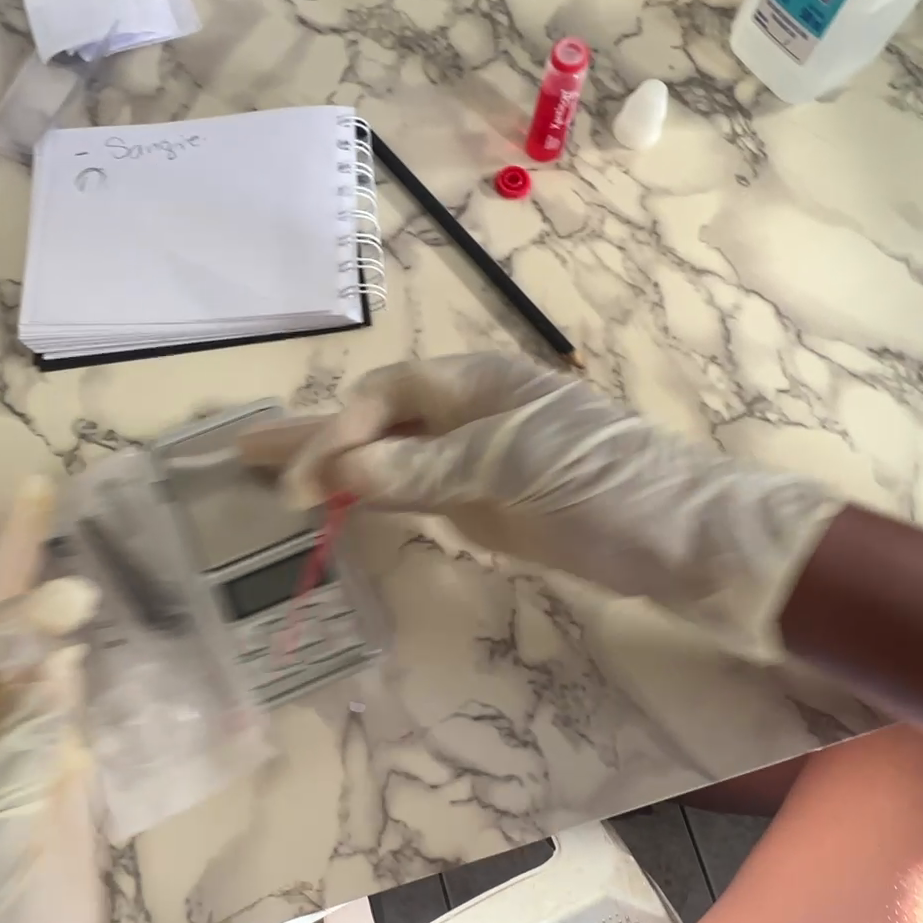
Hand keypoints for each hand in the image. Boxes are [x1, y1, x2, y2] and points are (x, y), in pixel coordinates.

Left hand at [0, 477, 106, 922]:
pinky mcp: (54, 753)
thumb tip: (58, 664)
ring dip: (41, 589)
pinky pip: (64, 685)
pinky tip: (90, 613)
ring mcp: (9, 735)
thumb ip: (21, 743)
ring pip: (27, 648)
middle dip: (7, 561)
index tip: (71, 601)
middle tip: (37, 488)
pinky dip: (76, 642)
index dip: (9, 619)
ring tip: (59, 522)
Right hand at [284, 353, 842, 660]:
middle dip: (315, 438)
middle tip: (244, 448)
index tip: (298, 479)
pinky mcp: (482, 505)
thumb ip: (420, 469)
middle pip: (376, 422)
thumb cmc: (601, 481)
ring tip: (277, 479)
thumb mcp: (508, 466)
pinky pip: (414, 496)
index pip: (384, 398)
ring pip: (389, 461)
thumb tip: (339, 473)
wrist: (679, 539)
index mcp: (474, 384)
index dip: (336, 432)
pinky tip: (340, 504)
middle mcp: (466, 415)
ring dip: (337, 470)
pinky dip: (374, 500)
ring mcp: (472, 462)